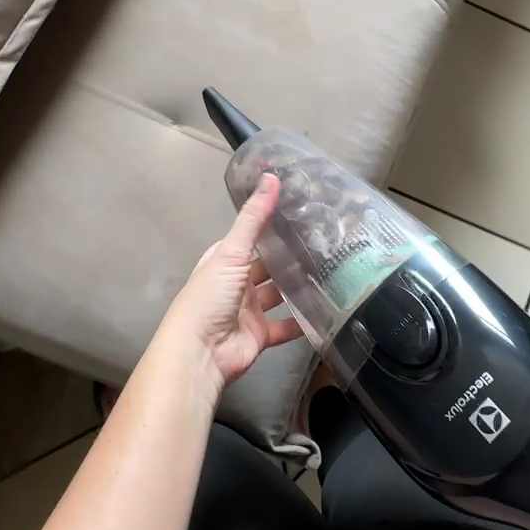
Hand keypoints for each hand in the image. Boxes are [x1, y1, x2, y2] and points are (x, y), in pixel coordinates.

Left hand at [158, 174, 304, 394]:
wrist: (200, 352)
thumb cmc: (209, 297)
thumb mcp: (231, 252)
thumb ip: (254, 218)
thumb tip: (271, 176)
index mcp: (224, 260)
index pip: (251, 238)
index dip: (272, 227)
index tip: (301, 214)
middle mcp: (237, 283)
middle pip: (267, 267)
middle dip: (289, 258)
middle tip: (322, 243)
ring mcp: (249, 310)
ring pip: (278, 294)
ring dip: (297, 288)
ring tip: (328, 272)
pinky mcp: (260, 334)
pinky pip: (285, 326)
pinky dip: (301, 321)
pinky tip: (323, 310)